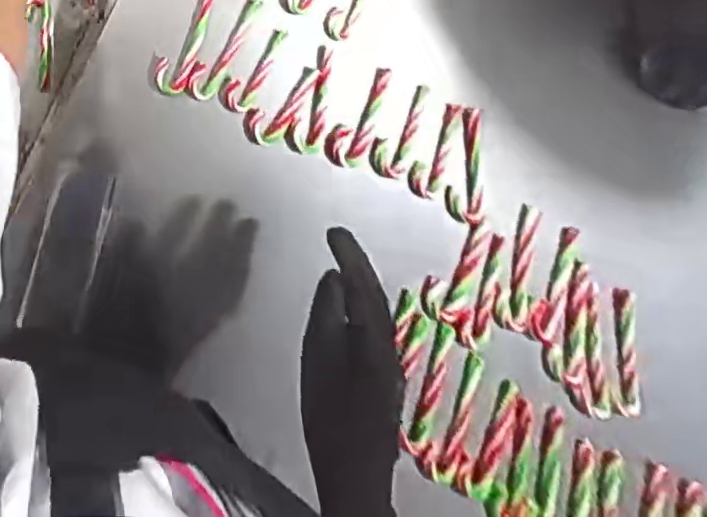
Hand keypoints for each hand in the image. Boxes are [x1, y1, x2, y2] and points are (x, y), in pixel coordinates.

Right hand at [302, 228, 403, 516]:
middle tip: (337, 236)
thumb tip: (333, 278)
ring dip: (360, 282)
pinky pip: (372, 326)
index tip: (333, 231)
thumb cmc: (329, 417)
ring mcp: (388, 363)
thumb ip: (326, 315)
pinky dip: (360, 304)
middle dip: (357, 264)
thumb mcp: (317, 361)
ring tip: (341, 259)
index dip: (350, 256)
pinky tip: (348, 301)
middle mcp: (389, 348)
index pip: (363, 288)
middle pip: (375, 297)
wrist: (354, 474)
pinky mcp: (381, 375)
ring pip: (376, 311)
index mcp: (375, 342)